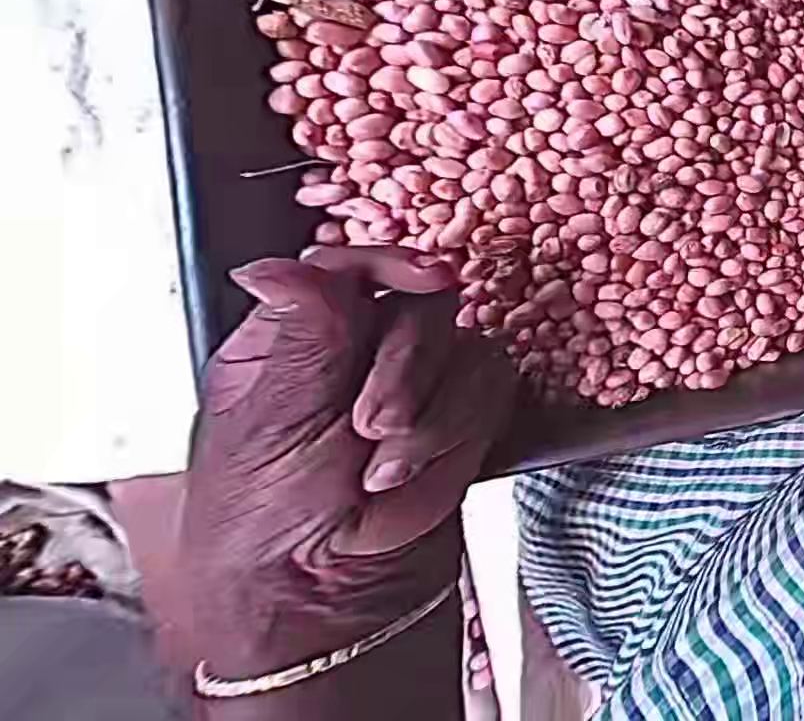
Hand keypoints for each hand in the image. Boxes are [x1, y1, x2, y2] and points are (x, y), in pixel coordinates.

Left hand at [178, 246, 513, 680]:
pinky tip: (415, 466)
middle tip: (372, 423)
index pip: (349, 268)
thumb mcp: (269, 427)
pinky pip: (493, 382)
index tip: (426, 278)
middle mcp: (369, 343)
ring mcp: (430, 367)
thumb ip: (301, 341)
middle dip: (408, 365)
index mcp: (299, 338)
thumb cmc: (271, 514)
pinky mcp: (476, 395)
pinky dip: (459, 428)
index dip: (390, 264)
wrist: (336, 580)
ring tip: (383, 466)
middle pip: (422, 304)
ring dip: (432, 411)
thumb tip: (279, 267)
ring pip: (465, 345)